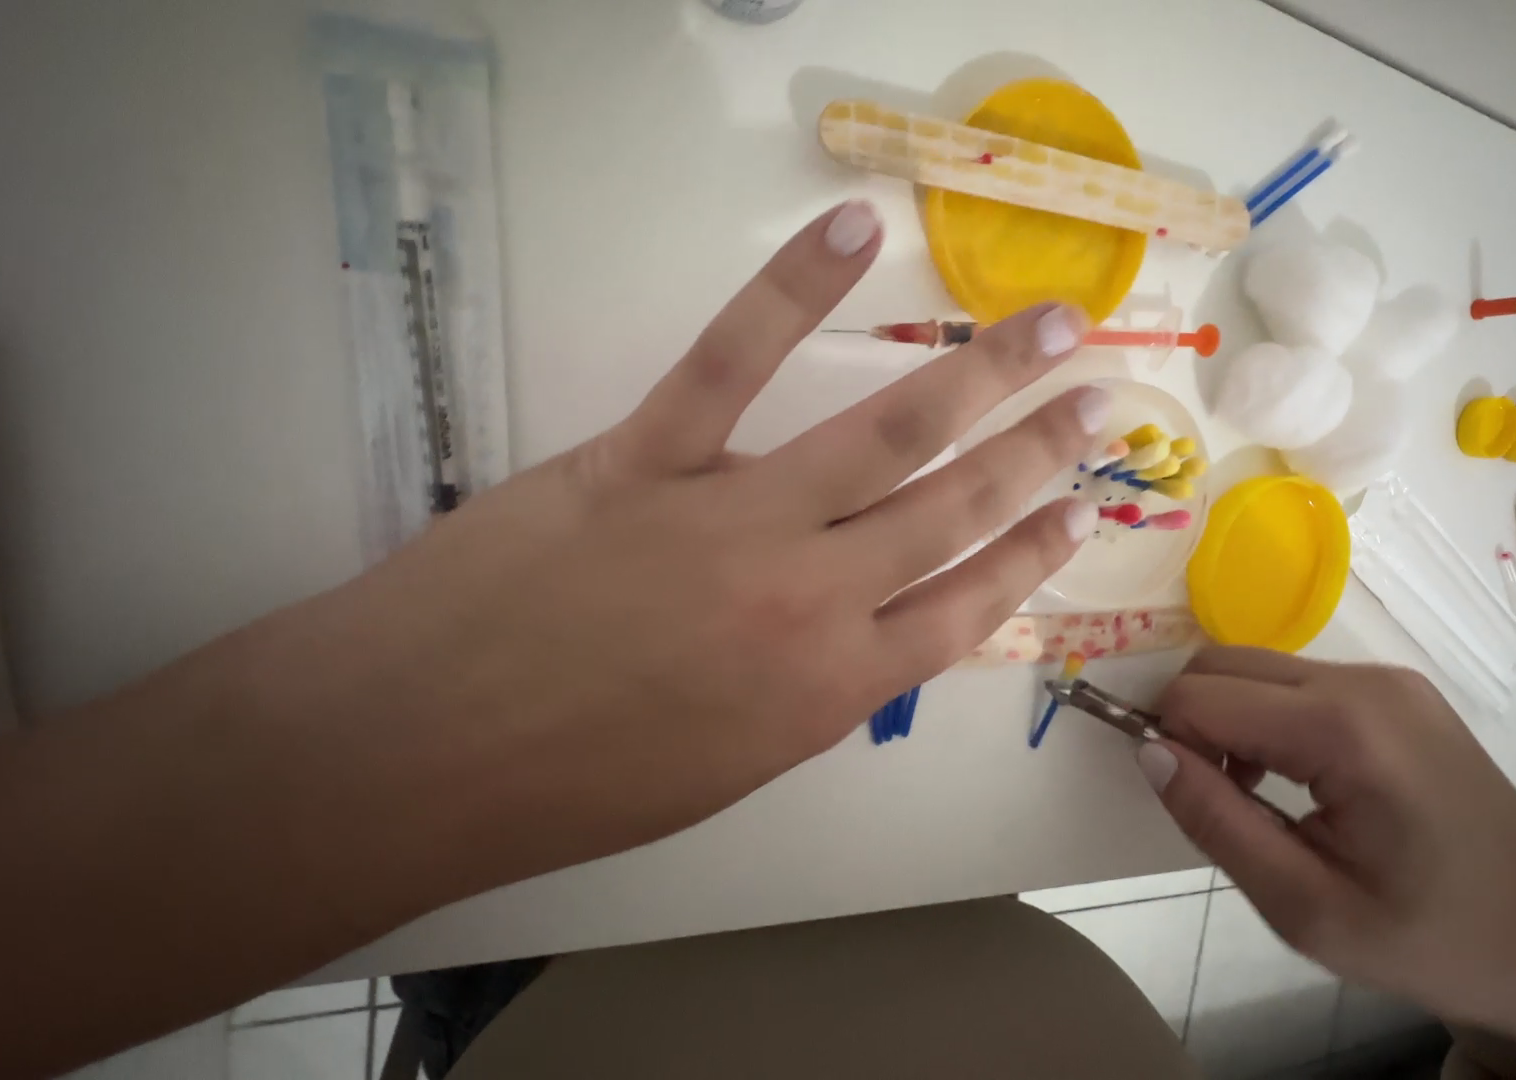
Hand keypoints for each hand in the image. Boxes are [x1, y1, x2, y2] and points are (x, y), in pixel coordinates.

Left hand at [288, 201, 1106, 879]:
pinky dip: (793, 290)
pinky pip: (731, 361)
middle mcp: (811, 599)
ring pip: (886, 434)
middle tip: (1099, 396)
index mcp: (833, 689)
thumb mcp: (730, 762)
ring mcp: (735, 520)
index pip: (971, 605)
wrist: (416, 760)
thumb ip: (811, 690)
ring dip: (980, 374)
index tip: (1080, 508)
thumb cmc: (576, 785)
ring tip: (1047, 323)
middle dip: (1040, 450)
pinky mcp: (646, 459)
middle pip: (955, 508)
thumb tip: (857, 620)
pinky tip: (854, 232)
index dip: (1035, 552)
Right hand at [1136, 647, 1515, 1079]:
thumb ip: (1216, 823)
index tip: (1180, 798)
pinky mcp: (1397, 690)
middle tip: (1213, 798)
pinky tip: (1290, 773)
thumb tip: (1147, 752)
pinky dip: (1262, 714)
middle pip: (1219, 665)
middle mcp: (1365, 681)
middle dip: (1189, 722)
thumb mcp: (1307, 910)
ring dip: (1223, 718)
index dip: (1165, 740)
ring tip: (1252, 792)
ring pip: (1251, 666)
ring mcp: (1387, 679)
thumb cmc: (1432, 940)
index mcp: (1344, 729)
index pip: (1200, 696)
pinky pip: (1292, 679)